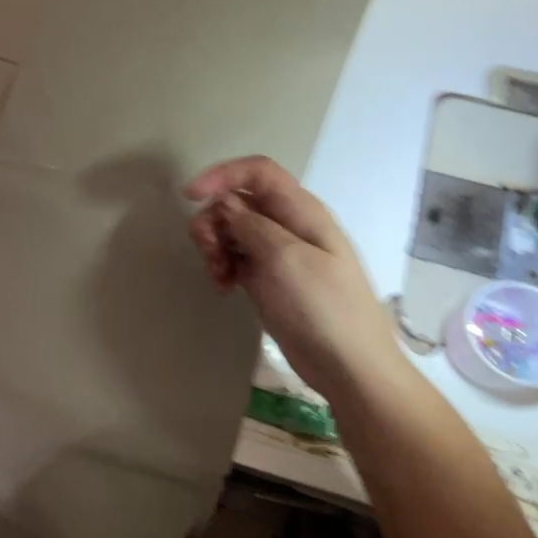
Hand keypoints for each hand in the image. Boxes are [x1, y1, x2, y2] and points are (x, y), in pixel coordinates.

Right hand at [185, 156, 408, 401]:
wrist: (348, 364)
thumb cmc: (323, 307)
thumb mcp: (285, 259)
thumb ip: (251, 224)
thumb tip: (224, 202)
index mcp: (301, 211)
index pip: (258, 172)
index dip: (222, 175)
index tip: (189, 197)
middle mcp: (287, 225)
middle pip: (237, 201)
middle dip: (213, 220)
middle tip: (209, 253)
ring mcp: (277, 253)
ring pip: (231, 230)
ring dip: (215, 246)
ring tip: (219, 276)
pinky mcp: (267, 278)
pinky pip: (235, 257)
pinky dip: (223, 266)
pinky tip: (225, 287)